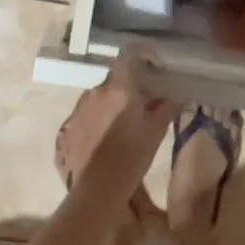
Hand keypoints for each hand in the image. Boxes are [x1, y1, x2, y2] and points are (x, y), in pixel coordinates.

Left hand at [58, 47, 177, 194]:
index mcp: (119, 89)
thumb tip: (176, 96)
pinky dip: (102, 117)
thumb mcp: (155, 133)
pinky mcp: (69, 125)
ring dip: (116, 102)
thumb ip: (166, 109)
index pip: (129, 54)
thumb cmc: (131, 159)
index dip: (144, 53)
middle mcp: (96, 91)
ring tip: (129, 123)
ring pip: (102, 95)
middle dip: (133, 85)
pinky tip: (110, 137)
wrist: (96, 191)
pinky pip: (89, 112)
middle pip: (116, 78)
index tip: (156, 65)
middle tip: (148, 102)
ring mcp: (79, 108)